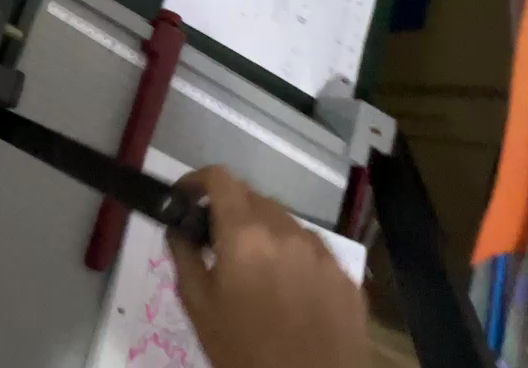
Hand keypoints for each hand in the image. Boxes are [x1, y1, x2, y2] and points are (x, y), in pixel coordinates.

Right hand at [167, 167, 367, 367]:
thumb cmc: (244, 351)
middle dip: (228, 206)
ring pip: (285, 220)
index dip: (197, 180)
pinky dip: (292, 251)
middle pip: (252, 196)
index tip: (186, 200)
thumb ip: (182, 253)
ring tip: (252, 262)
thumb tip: (179, 228)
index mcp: (245, 235)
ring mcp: (323, 256)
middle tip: (214, 236)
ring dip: (261, 227)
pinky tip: (286, 283)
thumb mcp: (196, 302)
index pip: (220, 178)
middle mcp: (287, 233)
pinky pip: (313, 247)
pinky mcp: (348, 281)